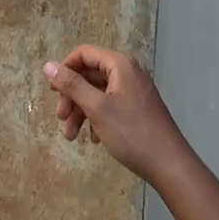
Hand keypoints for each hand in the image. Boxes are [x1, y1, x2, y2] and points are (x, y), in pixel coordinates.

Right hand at [43, 45, 193, 185]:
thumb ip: (72, 85)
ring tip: (71, 136)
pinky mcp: (137, 110)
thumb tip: (48, 65)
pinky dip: (97, 119)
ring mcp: (134, 92)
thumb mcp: (97, 108)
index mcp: (120, 65)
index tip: (52, 91)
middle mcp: (128, 73)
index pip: (84, 54)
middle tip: (60, 118)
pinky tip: (94, 139)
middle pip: (89, 75)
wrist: (170, 166)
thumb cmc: (132, 133)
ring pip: (97, 93)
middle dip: (71, 96)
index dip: (65, 69)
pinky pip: (109, 106)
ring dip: (81, 111)